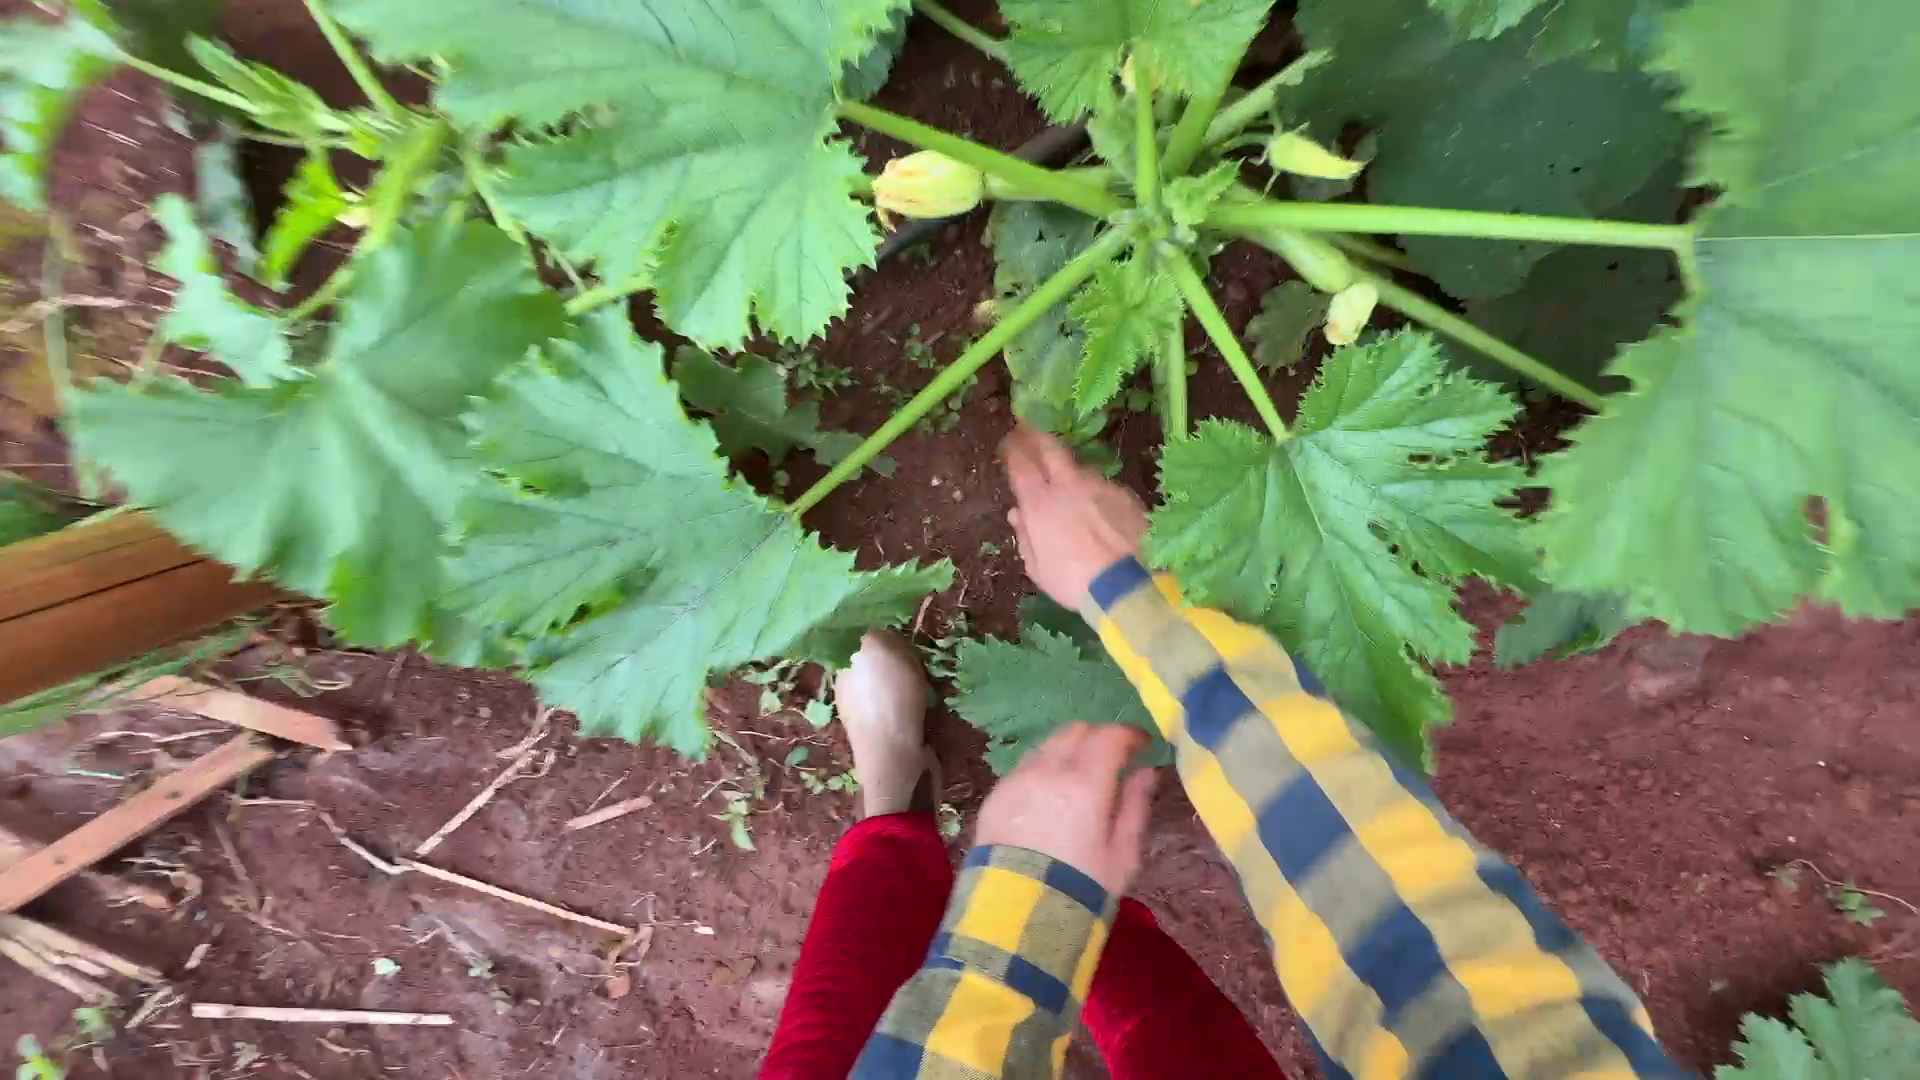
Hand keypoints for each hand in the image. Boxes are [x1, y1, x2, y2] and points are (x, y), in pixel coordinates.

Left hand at [973, 724, 1157, 894]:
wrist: (1015, 917)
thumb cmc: (1080, 890)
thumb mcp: (1121, 856)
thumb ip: (1134, 806)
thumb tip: (1146, 772)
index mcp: (1085, 784)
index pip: (1109, 737)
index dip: (1129, 735)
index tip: (1142, 744)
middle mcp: (1048, 770)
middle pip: (1076, 730)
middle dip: (1098, 737)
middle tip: (1112, 757)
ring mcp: (1017, 779)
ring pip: (1047, 744)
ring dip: (1069, 749)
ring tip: (1079, 775)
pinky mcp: (996, 793)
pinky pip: (1024, 766)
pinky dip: (1043, 768)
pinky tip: (1050, 793)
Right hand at [1002, 423, 1147, 607]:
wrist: (1130, 586)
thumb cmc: (1074, 583)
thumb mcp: (1038, 569)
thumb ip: (1025, 537)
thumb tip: (1017, 513)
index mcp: (1040, 503)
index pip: (1021, 464)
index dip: (1012, 450)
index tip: (1008, 443)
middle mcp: (1069, 485)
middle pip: (1050, 448)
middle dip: (1036, 435)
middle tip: (1027, 428)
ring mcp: (1100, 486)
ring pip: (1079, 468)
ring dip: (1069, 470)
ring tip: (1067, 481)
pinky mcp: (1126, 495)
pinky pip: (1104, 487)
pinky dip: (1095, 492)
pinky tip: (1099, 508)